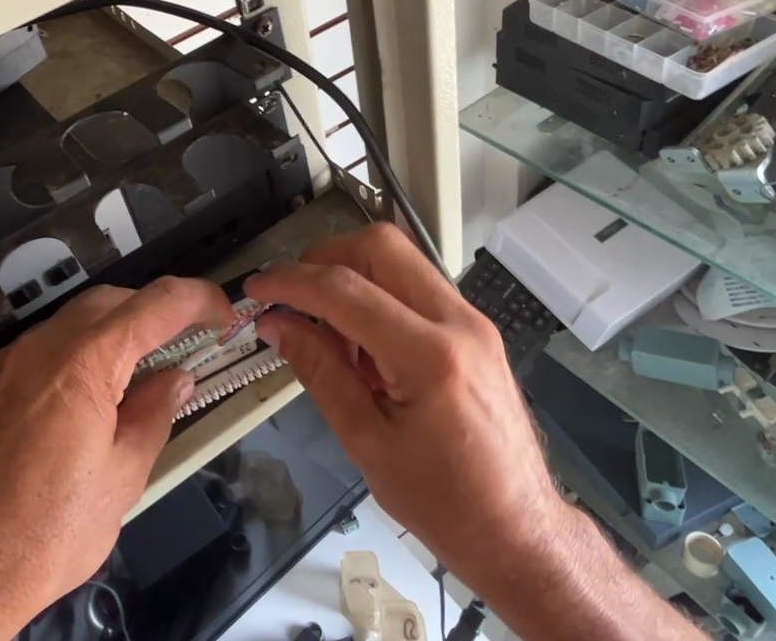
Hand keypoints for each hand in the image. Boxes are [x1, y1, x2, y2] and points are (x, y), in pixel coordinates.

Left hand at [0, 277, 233, 640]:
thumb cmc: (43, 537)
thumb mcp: (122, 480)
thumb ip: (154, 415)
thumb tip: (173, 379)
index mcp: (83, 365)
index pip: (156, 304)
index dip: (197, 299)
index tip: (219, 311)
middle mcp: (36, 350)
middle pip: (106, 303)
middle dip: (147, 314)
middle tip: (174, 348)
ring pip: (62, 327)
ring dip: (99, 341)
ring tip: (118, 390)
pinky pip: (24, 358)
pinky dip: (56, 367)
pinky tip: (60, 415)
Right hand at [249, 225, 700, 640]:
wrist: (518, 529)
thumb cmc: (446, 503)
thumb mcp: (366, 441)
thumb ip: (319, 370)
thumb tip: (278, 325)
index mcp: (431, 358)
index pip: (346, 291)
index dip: (290, 282)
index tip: (257, 288)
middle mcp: (459, 323)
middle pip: (380, 246)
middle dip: (323, 258)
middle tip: (290, 294)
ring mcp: (473, 321)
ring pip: (400, 257)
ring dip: (351, 274)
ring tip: (324, 326)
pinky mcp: (474, 328)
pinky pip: (415, 284)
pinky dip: (377, 293)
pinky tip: (359, 339)